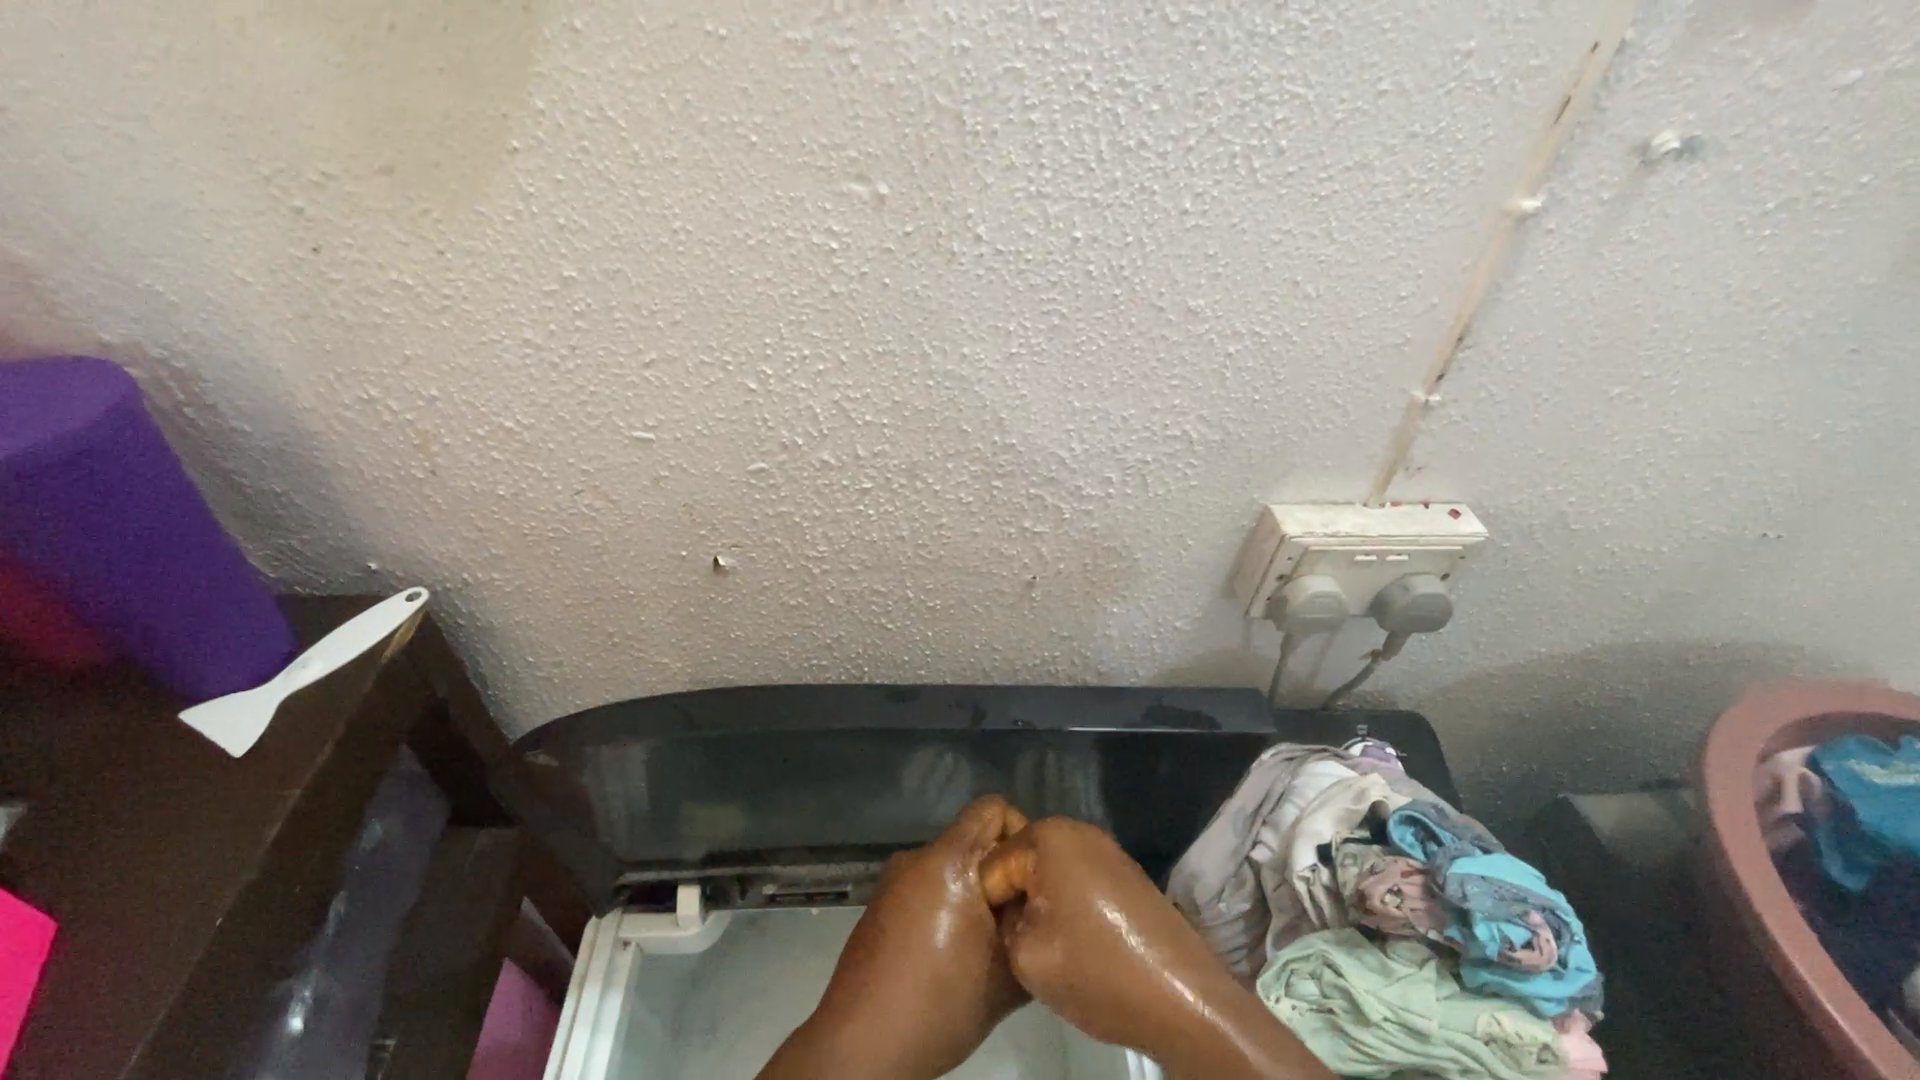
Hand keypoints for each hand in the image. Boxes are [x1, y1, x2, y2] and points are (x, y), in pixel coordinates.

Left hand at [757, 796, 1028, 1079]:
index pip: (994, 808)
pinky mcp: (880, 905)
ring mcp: (893, 881)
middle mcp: (916, 858)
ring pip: (953, 867)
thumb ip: (1030, 926)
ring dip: (975, 894)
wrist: (862, 1046)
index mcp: (947, 860)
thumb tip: (1041, 908)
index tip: (1031, 882)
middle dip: (1001, 874)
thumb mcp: (1007, 972)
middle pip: (974, 840)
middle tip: (1017, 922)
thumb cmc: (939, 1004)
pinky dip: (949, 907)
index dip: (1022, 835)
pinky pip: (929, 887)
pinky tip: (954, 955)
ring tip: (987, 945)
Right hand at [982, 817, 1333, 1079]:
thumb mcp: (1024, 954)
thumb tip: (1011, 912)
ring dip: (1041, 904)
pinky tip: (1075, 943)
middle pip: (1022, 862)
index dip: (986, 905)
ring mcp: (1107, 850)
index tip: (993, 939)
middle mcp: (1078, 830)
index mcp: (1048, 836)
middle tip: (1015, 943)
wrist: (1181, 998)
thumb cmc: (1097, 971)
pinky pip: (1078, 882)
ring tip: (1045, 946)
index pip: (991, 865)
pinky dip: (1068, 907)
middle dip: (1014, 898)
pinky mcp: (1126, 875)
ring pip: (1050, 873)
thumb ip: (1001, 922)